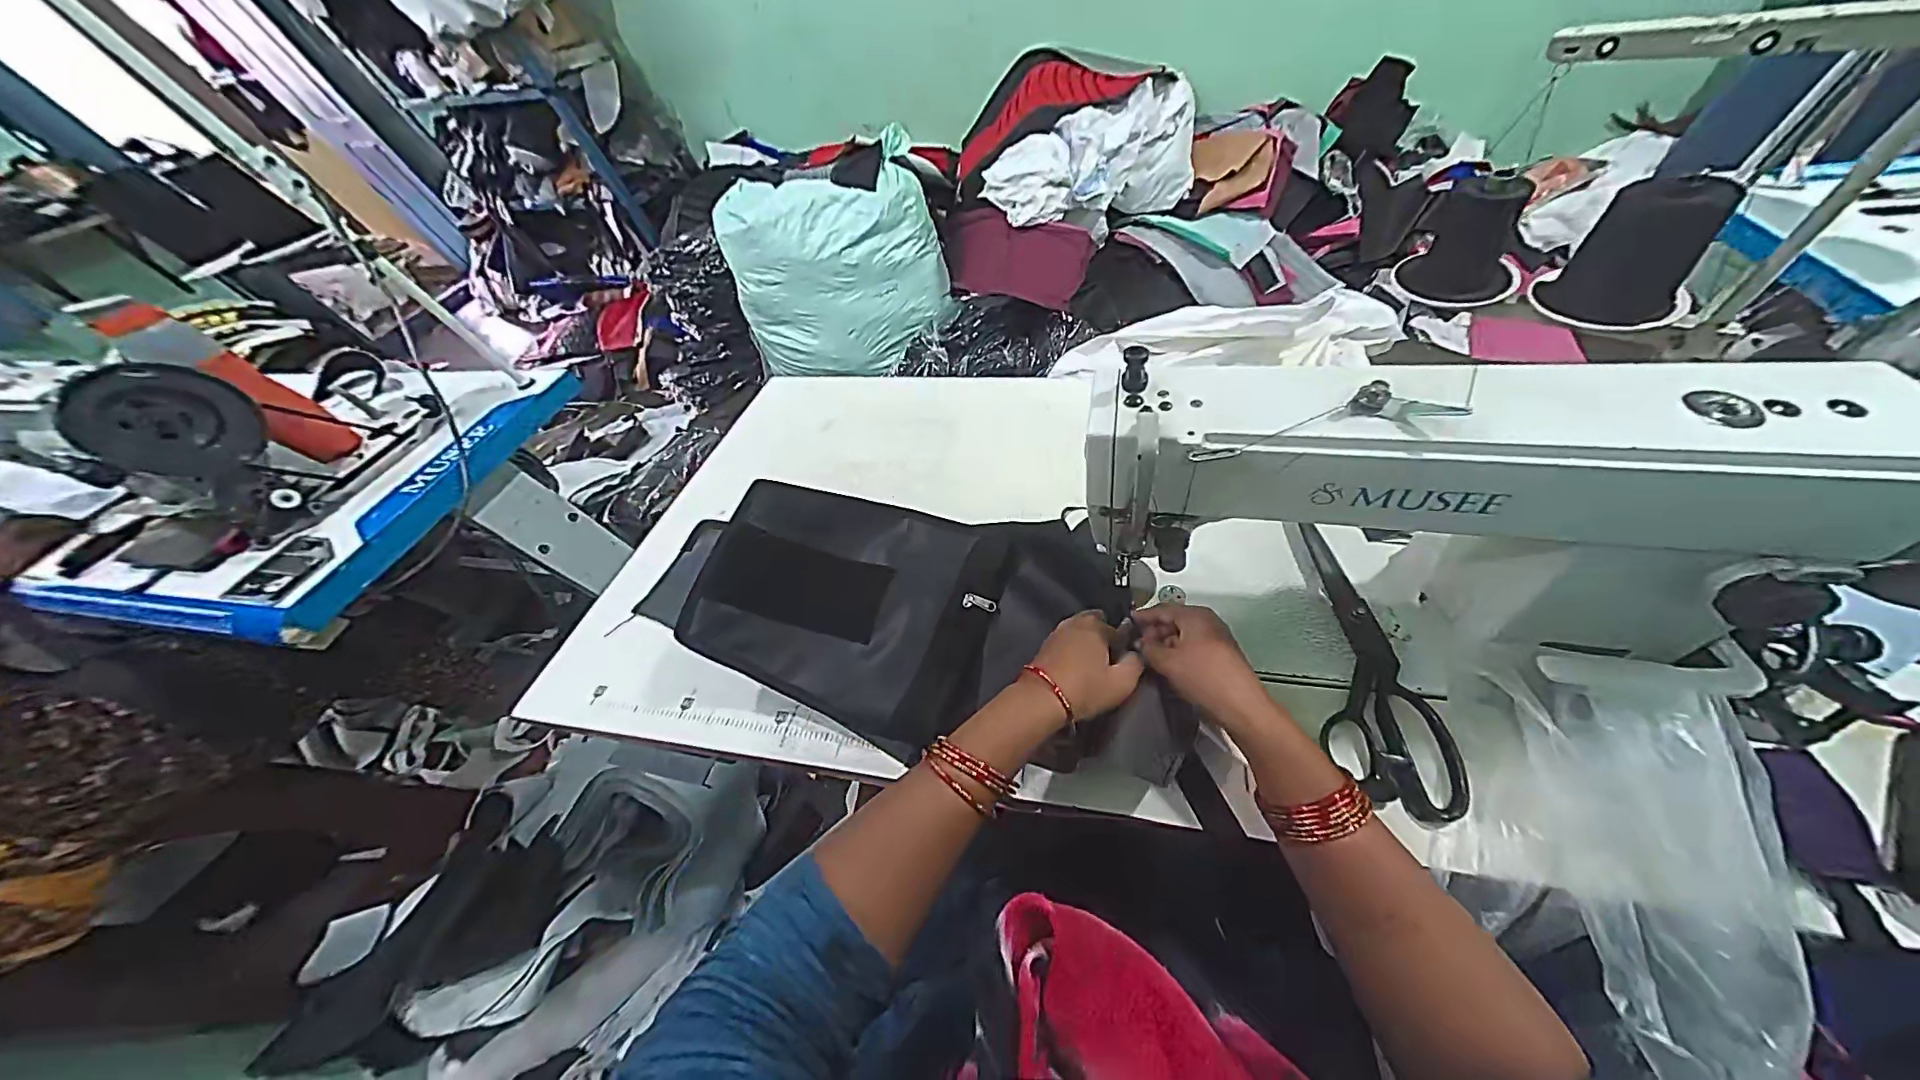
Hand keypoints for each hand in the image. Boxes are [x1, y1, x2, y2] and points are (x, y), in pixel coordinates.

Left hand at [1026, 611, 1144, 723]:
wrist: (1042, 697)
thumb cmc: (1086, 688)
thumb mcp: (1122, 682)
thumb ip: (1135, 664)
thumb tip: (1135, 653)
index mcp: (1097, 626)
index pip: (1119, 631)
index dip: (1124, 646)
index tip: (1123, 662)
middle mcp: (1076, 622)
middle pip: (1097, 623)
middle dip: (1104, 636)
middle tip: (1108, 658)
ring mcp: (1058, 631)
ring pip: (1079, 629)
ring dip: (1087, 640)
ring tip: (1093, 660)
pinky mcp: (1045, 644)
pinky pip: (1067, 639)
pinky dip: (1073, 645)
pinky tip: (1076, 660)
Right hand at [1131, 604, 1272, 730]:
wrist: (1240, 705)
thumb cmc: (1207, 678)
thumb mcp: (1167, 662)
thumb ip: (1148, 648)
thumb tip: (1142, 644)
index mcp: (1196, 616)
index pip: (1162, 609)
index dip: (1143, 616)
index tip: (1131, 621)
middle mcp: (1209, 622)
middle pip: (1175, 619)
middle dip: (1155, 630)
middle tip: (1139, 642)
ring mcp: (1217, 637)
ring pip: (1184, 633)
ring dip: (1167, 642)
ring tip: (1152, 655)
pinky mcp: (1222, 654)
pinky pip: (1194, 645)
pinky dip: (1179, 650)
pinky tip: (1170, 664)